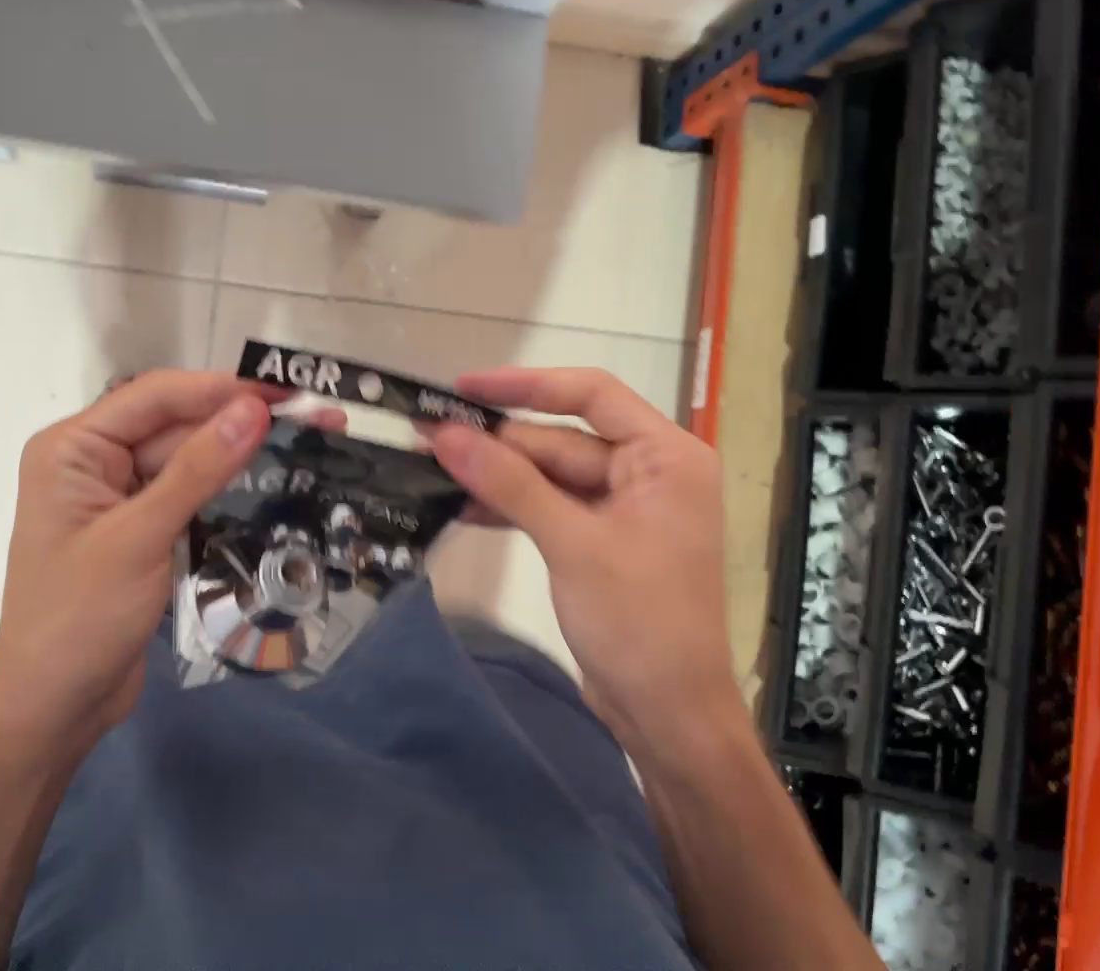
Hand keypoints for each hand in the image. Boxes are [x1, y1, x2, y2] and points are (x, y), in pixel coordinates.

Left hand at [0, 371, 281, 743]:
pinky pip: (186, 495)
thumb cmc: (81, 617)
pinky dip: (224, 489)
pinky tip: (268, 482)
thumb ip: (198, 469)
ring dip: (238, 454)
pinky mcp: (141, 532)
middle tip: (315, 418)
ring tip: (305, 442)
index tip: (285, 391)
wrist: (55, 708)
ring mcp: (118, 499)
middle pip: (175, 426)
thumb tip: (253, 409)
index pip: (155, 398)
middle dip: (239, 422)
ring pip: (186, 460)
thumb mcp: (141, 537)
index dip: (222, 389)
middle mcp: (93, 463)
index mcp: (72, 448)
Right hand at [425, 367, 737, 746]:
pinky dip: (512, 509)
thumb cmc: (639, 622)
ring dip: (498, 477)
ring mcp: (625, 509)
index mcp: (666, 456)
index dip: (525, 385)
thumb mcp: (572, 544)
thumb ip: (509, 483)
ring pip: (550, 475)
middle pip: (563, 439)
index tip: (463, 389)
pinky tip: (464, 509)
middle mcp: (649, 472)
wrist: (669, 715)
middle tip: (430, 440)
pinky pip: (551, 508)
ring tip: (435, 472)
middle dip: (499, 444)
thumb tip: (445, 435)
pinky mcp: (602, 542)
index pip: (591, 394)